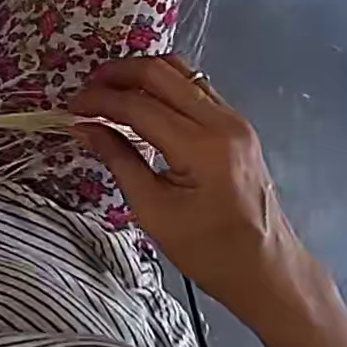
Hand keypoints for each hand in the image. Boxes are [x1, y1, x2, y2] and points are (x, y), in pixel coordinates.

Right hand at [68, 56, 312, 322]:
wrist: (274, 276)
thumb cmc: (211, 252)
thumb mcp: (152, 210)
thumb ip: (116, 158)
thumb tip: (81, 126)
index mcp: (202, 149)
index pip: (137, 105)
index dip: (98, 101)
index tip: (72, 109)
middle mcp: (222, 124)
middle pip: (158, 72)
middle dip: (115, 75)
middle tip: (88, 92)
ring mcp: (234, 120)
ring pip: (177, 69)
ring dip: (137, 73)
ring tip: (110, 91)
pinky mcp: (237, 124)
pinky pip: (191, 84)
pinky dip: (159, 82)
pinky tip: (140, 101)